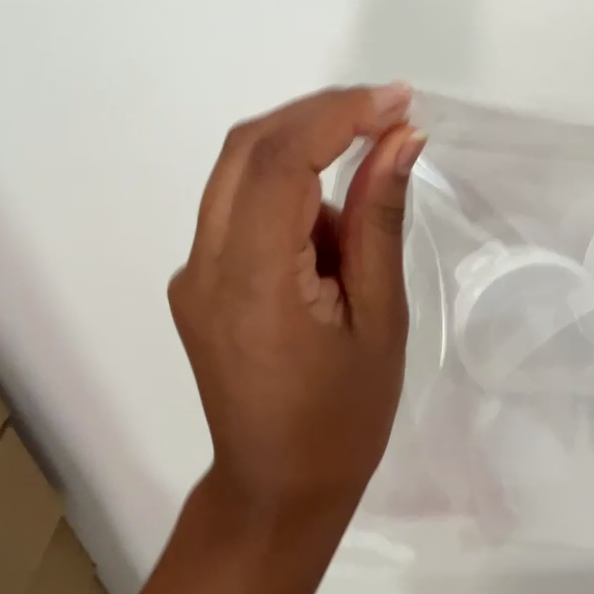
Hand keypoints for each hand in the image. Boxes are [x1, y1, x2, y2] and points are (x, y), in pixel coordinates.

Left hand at [168, 83, 425, 513]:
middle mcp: (205, 266)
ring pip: (241, 173)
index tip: (398, 102)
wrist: (276, 490)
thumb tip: (400, 140)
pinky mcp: (198, 283)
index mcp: (254, 282)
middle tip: (387, 121)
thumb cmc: (344, 420)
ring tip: (356, 243)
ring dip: (308, 164)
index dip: (340, 114)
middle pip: (248, 147)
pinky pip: (241, 211)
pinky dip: (291, 204)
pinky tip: (328, 264)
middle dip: (320, 118)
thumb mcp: (380, 319)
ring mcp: (193, 274)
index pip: (282, 159)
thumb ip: (380, 221)